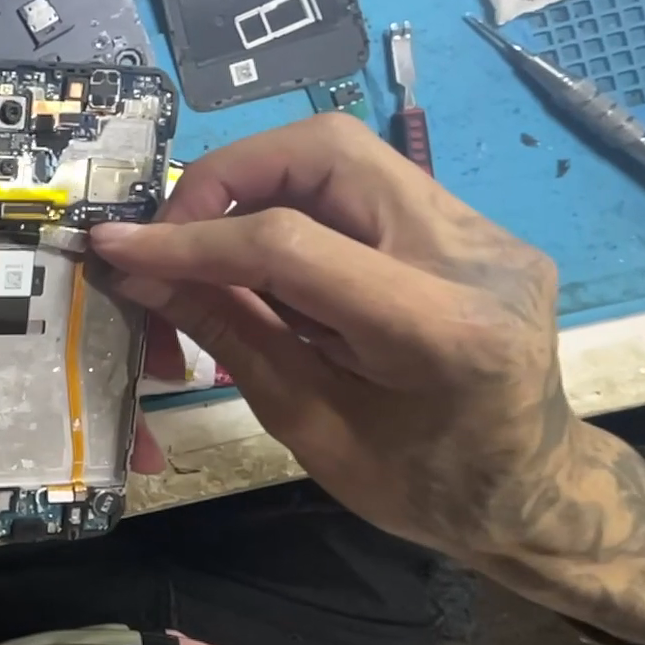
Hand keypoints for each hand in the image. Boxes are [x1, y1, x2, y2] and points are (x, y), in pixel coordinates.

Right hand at [87, 114, 573, 564]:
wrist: (530, 495)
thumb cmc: (414, 483)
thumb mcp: (299, 417)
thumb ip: (220, 328)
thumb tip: (134, 271)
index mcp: (436, 327)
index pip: (285, 242)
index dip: (184, 238)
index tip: (114, 245)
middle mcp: (470, 254)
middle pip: (324, 149)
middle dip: (224, 176)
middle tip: (170, 231)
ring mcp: (474, 230)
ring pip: (335, 152)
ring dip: (247, 186)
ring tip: (204, 245)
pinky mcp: (457, 225)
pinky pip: (347, 183)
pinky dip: (279, 203)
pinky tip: (255, 257)